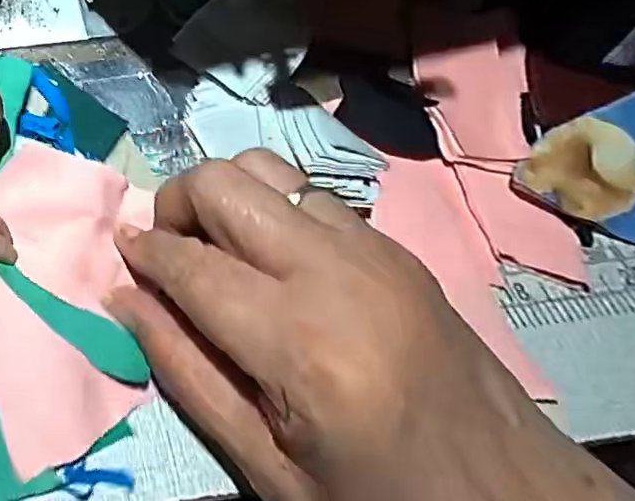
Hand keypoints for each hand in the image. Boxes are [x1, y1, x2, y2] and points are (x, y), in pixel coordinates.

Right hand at [106, 150, 634, 500]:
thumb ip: (185, 371)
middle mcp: (334, 272)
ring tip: (212, 238)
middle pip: (225, 183)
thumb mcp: (267, 468)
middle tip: (167, 245)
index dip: (146, 252)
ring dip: (222, 191)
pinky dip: (267, 203)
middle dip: (177, 201)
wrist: (511, 497)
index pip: (194, 266)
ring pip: (264, 166)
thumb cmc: (378, 499)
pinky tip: (268, 250)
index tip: (122, 249)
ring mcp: (369, 246)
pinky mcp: (389, 241)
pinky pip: (305, 190)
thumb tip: (125, 296)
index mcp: (301, 346)